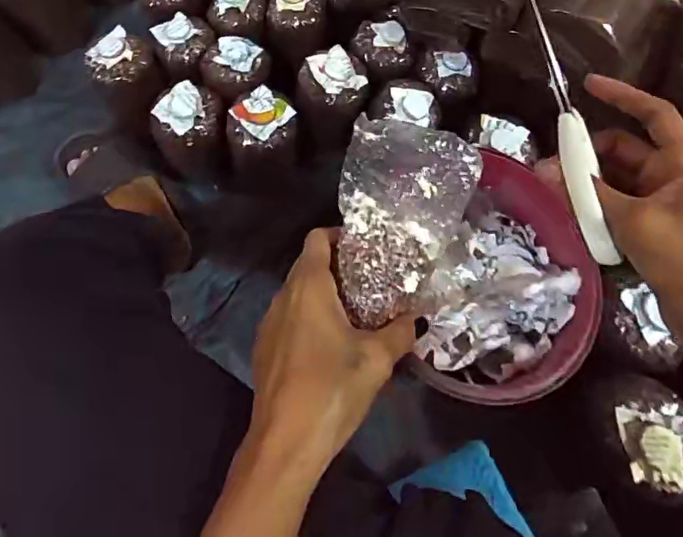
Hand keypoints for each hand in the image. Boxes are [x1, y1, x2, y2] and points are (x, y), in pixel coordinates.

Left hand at [248, 228, 414, 465]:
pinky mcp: (264, 351)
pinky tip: (332, 344)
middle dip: (338, 266)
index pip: (317, 238)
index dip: (340, 235)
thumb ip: (400, 332)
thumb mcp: (377, 358)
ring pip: (298, 293)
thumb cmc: (331, 388)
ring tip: (356, 311)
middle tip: (372, 279)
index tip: (366, 247)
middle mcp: (284, 297)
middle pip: (308, 264)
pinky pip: (289, 318)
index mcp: (309, 286)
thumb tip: (417, 319)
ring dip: (324, 294)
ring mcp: (269, 325)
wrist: (283, 447)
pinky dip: (309, 318)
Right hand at [539, 75, 682, 355]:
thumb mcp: (634, 223)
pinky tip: (576, 217)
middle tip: (553, 164)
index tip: (588, 84)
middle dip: (591, 154)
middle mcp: (680, 177)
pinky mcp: (662, 231)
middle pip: (629, 150)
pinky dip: (602, 208)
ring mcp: (671, 206)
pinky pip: (625, 207)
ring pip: (623, 181)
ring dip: (592, 184)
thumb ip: (589, 194)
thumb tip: (545, 169)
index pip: (655, 114)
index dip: (622, 95)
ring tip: (556, 191)